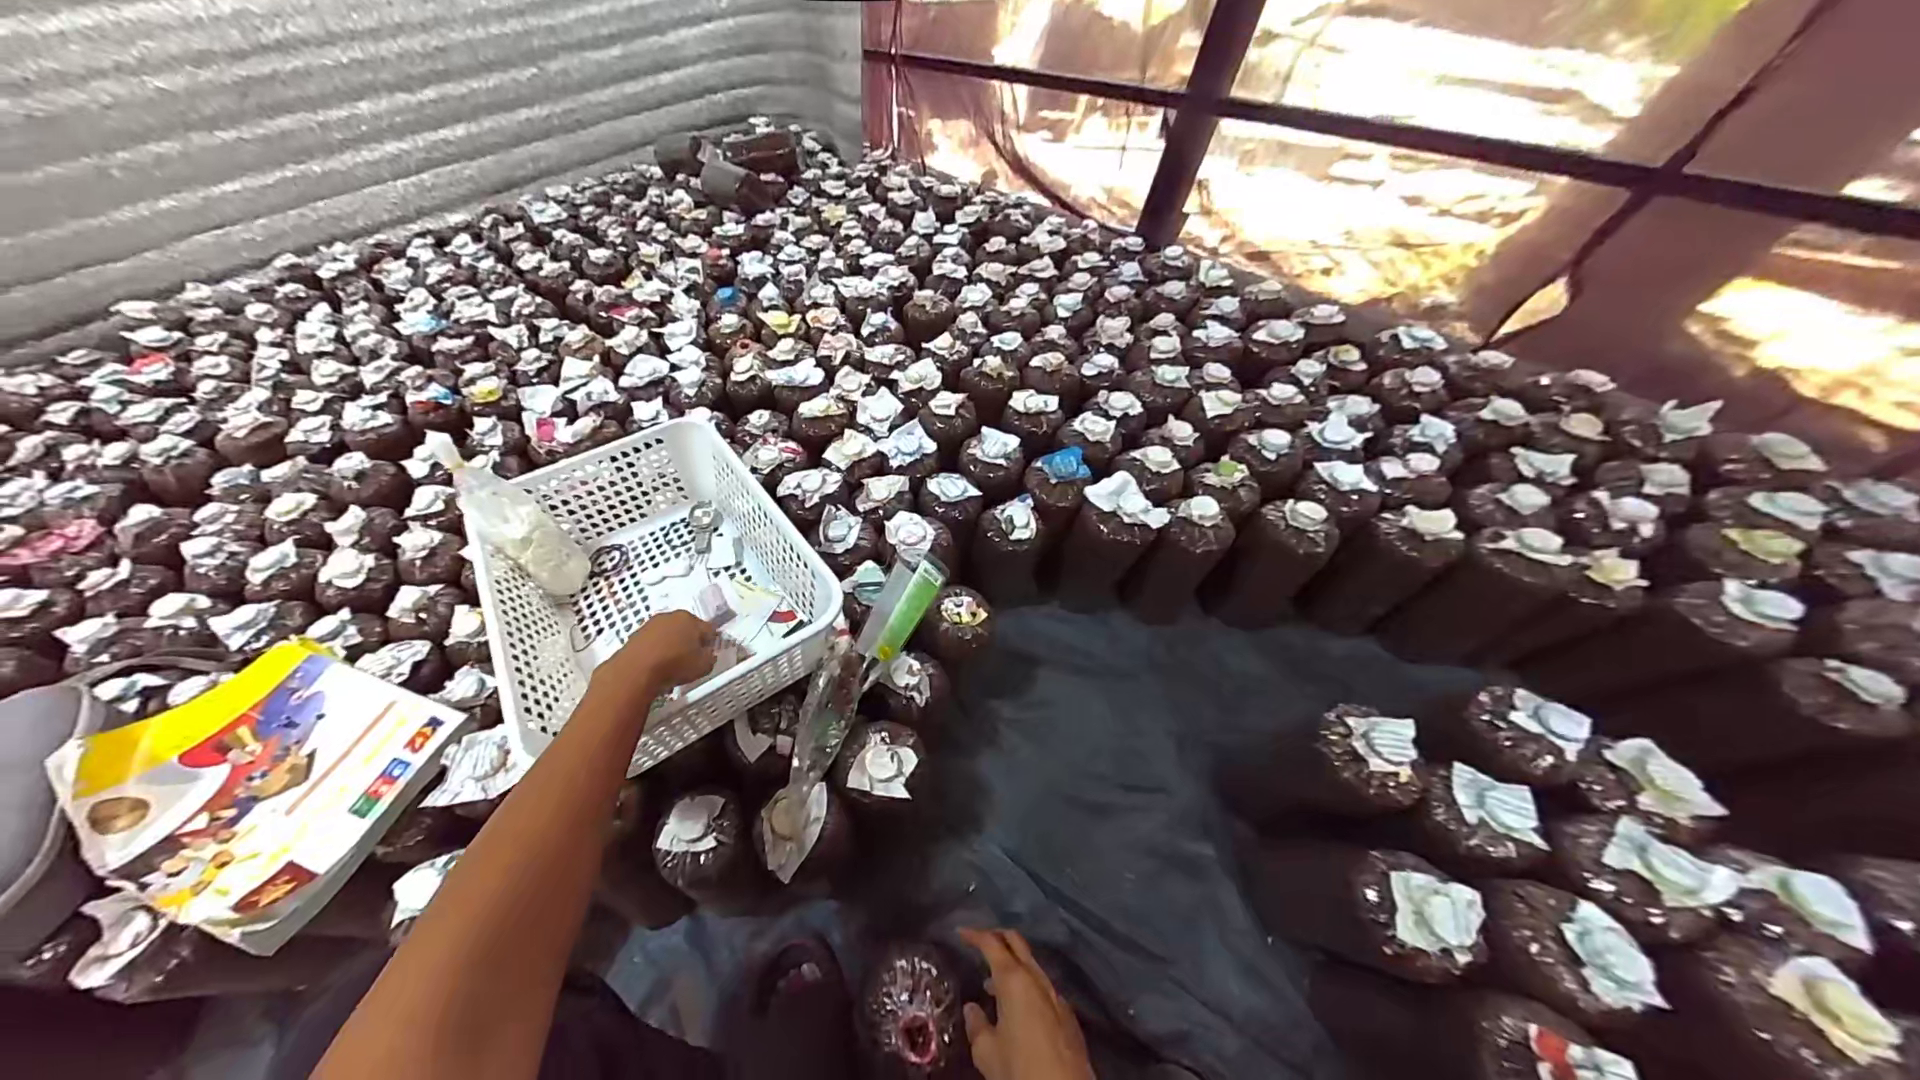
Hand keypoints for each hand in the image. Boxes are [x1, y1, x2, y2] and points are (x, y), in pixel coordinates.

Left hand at [600, 611, 717, 691]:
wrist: (635, 672)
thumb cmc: (674, 665)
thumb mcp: (703, 666)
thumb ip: (710, 657)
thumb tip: (707, 655)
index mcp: (690, 618)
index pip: (708, 629)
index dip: (711, 643)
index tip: (708, 655)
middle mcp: (670, 616)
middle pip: (687, 628)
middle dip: (690, 641)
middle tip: (691, 660)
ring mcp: (650, 625)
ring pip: (668, 635)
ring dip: (672, 645)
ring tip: (672, 665)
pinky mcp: (634, 636)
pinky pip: (652, 643)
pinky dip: (656, 652)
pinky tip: (657, 666)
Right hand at [959, 928, 1094, 1079]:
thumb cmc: (1020, 1071)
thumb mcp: (987, 1053)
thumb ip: (977, 1026)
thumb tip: (973, 1008)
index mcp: (1014, 980)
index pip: (992, 944)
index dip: (975, 935)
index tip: (961, 933)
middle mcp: (1036, 979)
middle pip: (1017, 943)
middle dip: (997, 937)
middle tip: (979, 942)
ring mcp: (1055, 994)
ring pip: (1031, 965)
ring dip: (1012, 964)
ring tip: (992, 982)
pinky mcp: (1067, 1014)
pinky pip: (1042, 986)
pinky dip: (1026, 984)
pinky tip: (1017, 1007)